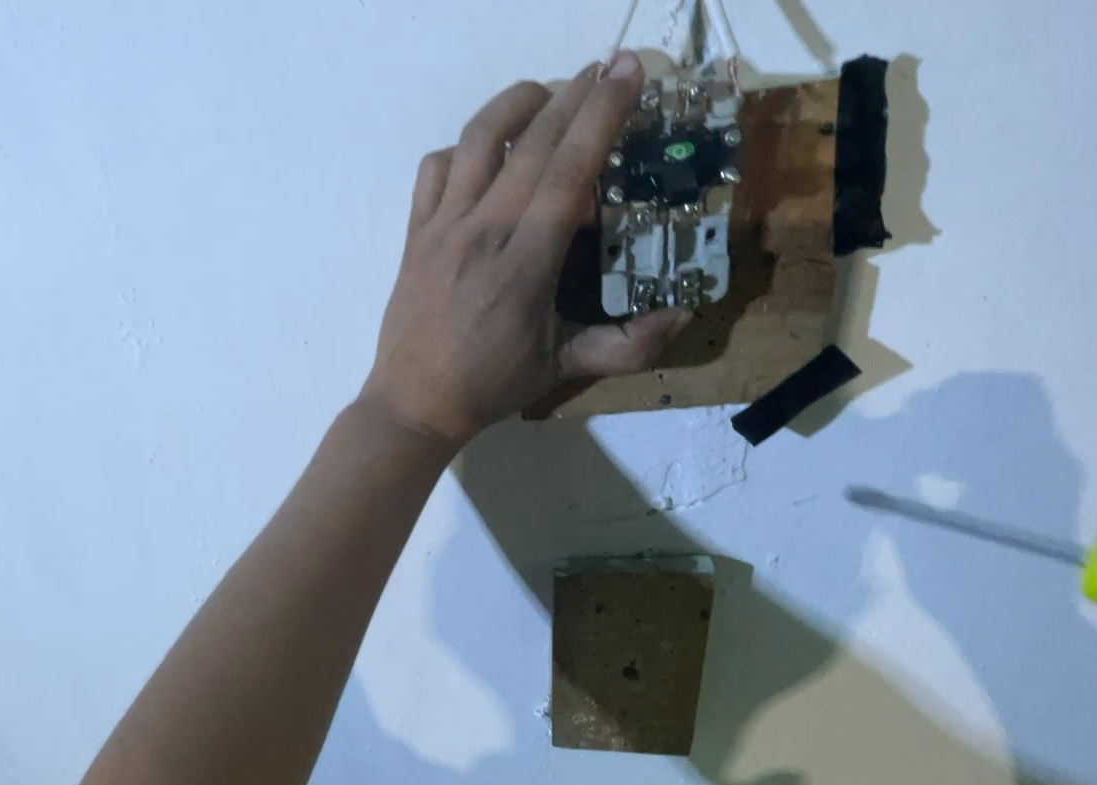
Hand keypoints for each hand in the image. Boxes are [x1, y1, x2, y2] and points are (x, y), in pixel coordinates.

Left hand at [359, 50, 692, 446]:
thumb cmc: (490, 385)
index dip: (601, 115)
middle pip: (532, 141)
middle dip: (574, 94)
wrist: (414, 403)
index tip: (627, 72)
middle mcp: (482, 230)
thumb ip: (625, 346)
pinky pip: (433, 170)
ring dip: (516, 103)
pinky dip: (461, 148)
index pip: (568, 170)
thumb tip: (682, 316)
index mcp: (524, 262)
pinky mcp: (415, 233)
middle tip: (604, 69)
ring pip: (477, 140)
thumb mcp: (562, 369)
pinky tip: (483, 153)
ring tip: (547, 94)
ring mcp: (442, 228)